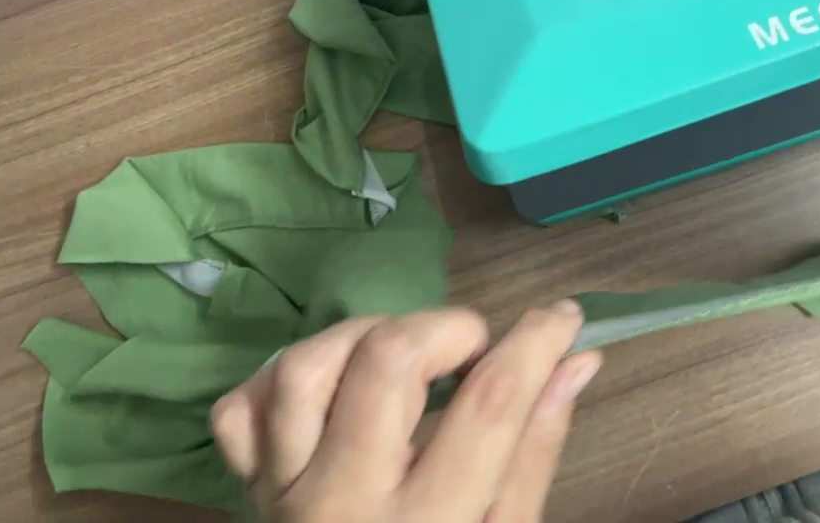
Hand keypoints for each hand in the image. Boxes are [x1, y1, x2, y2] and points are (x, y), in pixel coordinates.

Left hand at [210, 303, 601, 522]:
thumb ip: (535, 448)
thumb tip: (576, 361)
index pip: (490, 406)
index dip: (534, 343)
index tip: (562, 314)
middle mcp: (347, 506)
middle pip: (385, 364)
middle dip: (442, 329)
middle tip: (469, 348)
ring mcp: (284, 496)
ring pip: (306, 368)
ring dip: (361, 337)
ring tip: (401, 355)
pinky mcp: (246, 488)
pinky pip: (243, 408)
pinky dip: (281, 379)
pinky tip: (330, 390)